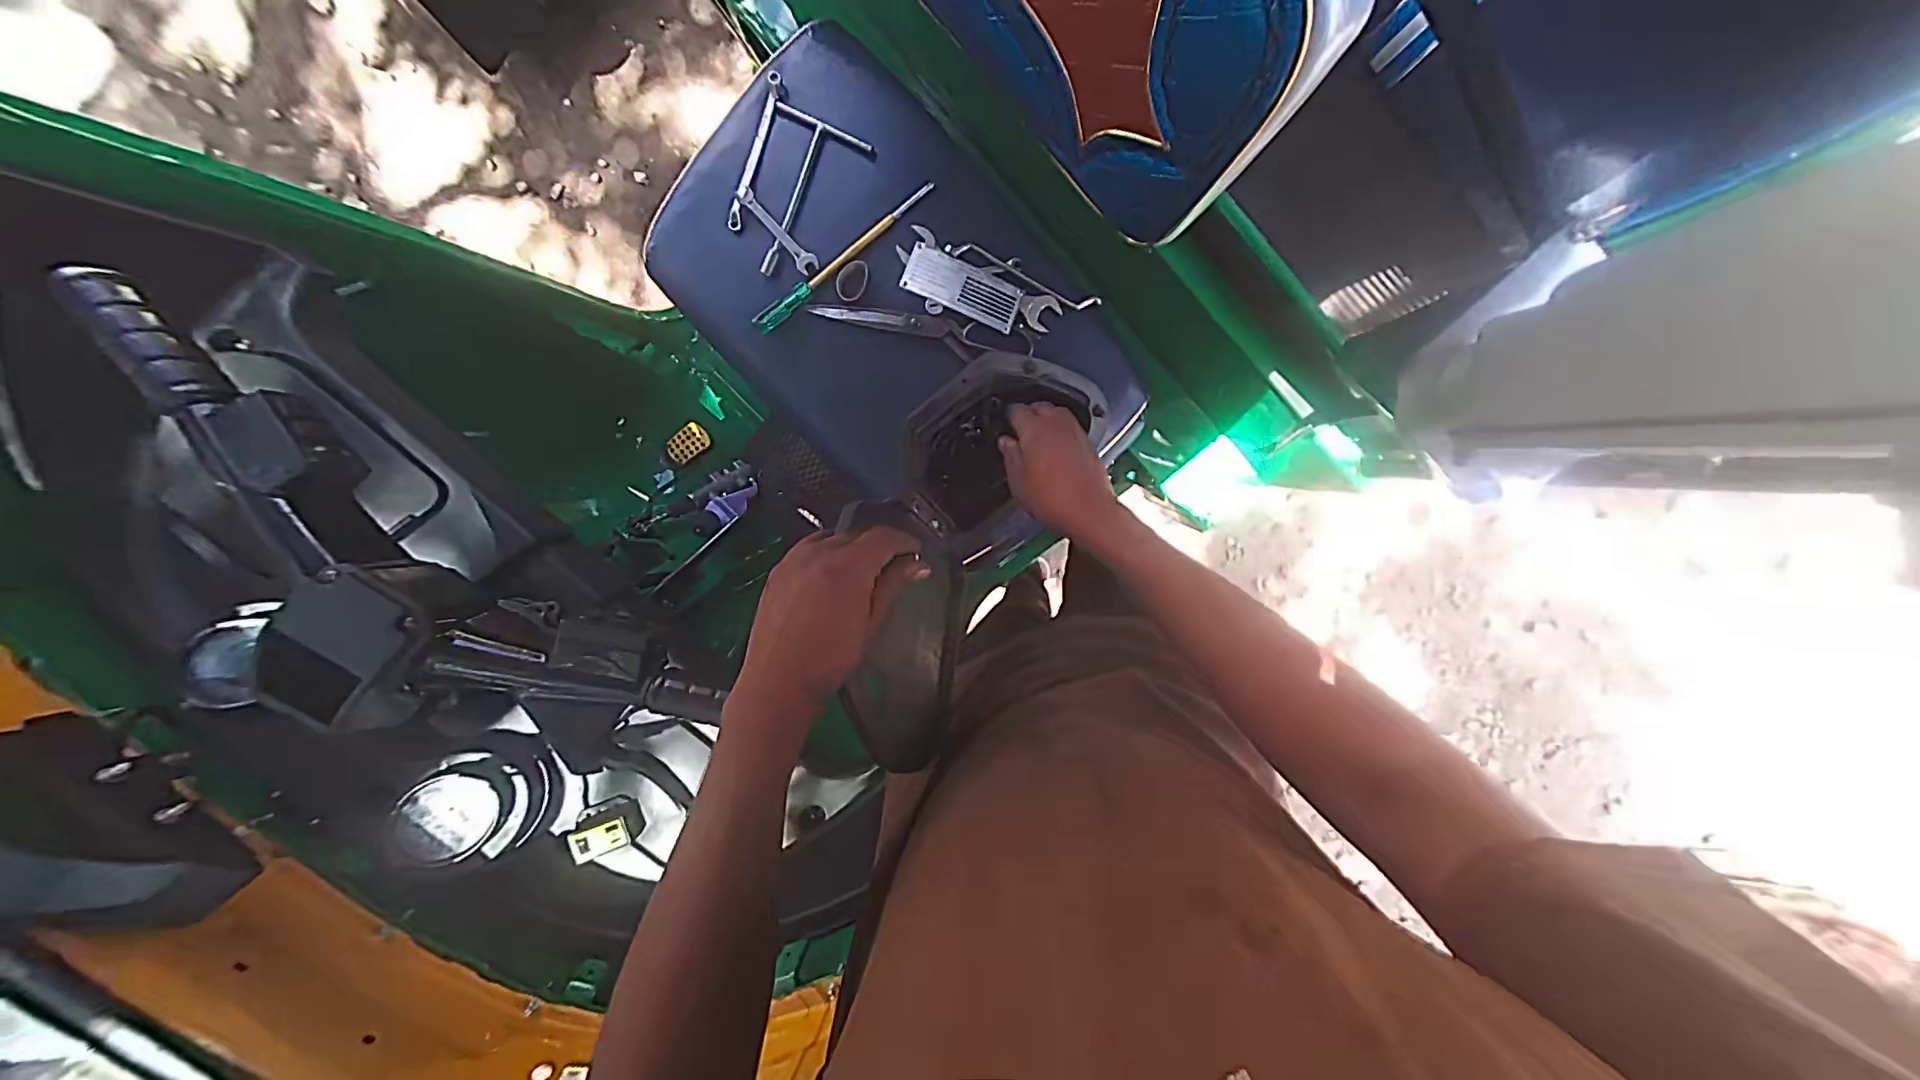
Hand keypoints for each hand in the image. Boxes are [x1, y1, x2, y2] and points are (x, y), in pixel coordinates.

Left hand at [732, 527, 926, 721]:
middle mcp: (818, 553)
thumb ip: (892, 586)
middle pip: (858, 534)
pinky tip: (832, 573)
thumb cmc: (829, 659)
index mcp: (847, 567)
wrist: (778, 680)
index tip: (916, 551)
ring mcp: (794, 559)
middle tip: (895, 565)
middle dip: (880, 545)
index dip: (905, 541)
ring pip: (833, 538)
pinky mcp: (778, 569)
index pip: (883, 537)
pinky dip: (827, 552)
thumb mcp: (871, 624)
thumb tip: (917, 566)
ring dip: (852, 547)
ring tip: (863, 570)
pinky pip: (809, 548)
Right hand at [999, 402, 1123, 539]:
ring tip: (1036, 438)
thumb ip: (1009, 455)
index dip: (1006, 417)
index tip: (1003, 425)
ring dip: (1045, 421)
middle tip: (1018, 431)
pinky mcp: (1088, 443)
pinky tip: (1055, 449)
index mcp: (1034, 428)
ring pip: (1056, 414)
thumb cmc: (1053, 499)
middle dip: (1027, 415)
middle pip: (1038, 407)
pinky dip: (1060, 433)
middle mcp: (1057, 423)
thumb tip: (1006, 443)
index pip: (1015, 410)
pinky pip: (1070, 428)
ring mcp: (1075, 431)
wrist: (1088, 511)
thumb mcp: (1018, 480)